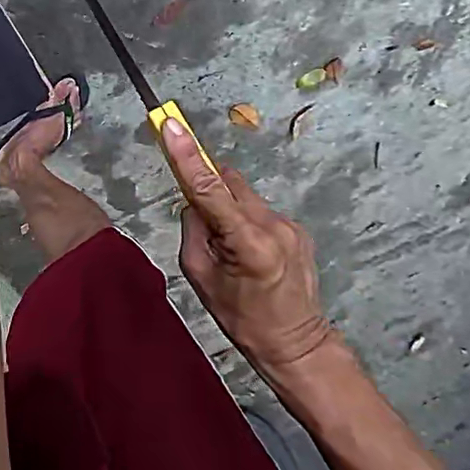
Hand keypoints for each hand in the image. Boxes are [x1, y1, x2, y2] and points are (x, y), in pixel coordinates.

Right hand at [157, 117, 338, 374]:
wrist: (297, 344)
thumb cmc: (241, 319)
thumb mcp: (200, 278)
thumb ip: (193, 231)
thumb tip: (193, 202)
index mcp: (248, 242)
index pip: (209, 188)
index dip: (187, 155)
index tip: (172, 124)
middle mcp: (273, 224)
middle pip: (229, 181)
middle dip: (209, 188)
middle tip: (202, 221)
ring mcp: (290, 224)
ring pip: (244, 195)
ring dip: (228, 207)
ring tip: (230, 246)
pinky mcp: (297, 228)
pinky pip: (259, 210)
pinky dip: (245, 219)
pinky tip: (249, 252)